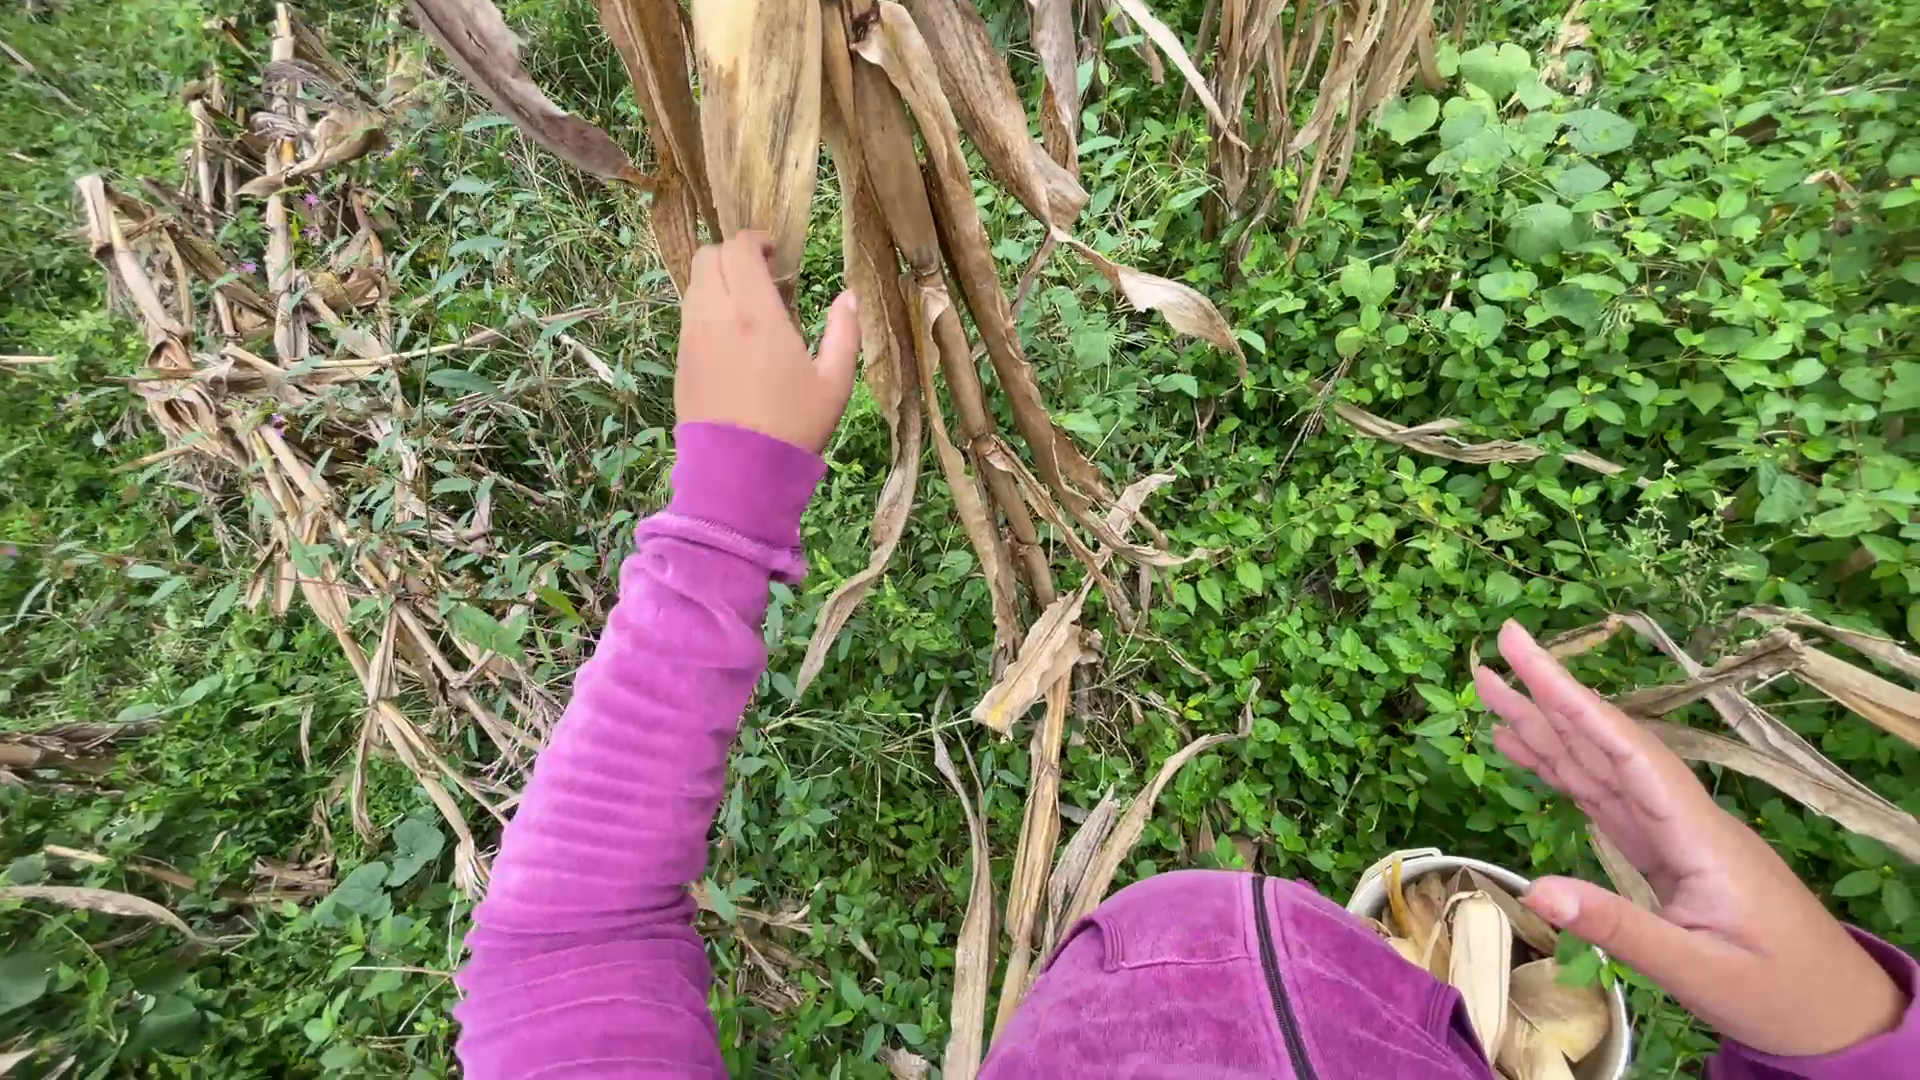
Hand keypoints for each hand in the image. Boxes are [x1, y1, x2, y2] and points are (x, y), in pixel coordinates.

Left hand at [675, 231, 859, 452]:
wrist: (741, 472)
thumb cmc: (794, 426)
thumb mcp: (834, 383)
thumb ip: (844, 333)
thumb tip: (849, 297)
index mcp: (756, 315)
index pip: (739, 250)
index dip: (755, 240)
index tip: (774, 252)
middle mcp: (716, 316)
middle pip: (708, 256)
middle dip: (732, 254)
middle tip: (760, 273)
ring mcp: (692, 338)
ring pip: (693, 284)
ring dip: (717, 279)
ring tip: (746, 304)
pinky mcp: (682, 360)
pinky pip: (689, 315)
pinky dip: (707, 307)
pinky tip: (731, 334)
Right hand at [1475, 621, 1906, 1056]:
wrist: (1845, 1022)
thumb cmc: (1783, 997)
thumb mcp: (1700, 973)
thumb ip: (1617, 927)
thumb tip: (1535, 891)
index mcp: (1696, 833)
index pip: (1623, 748)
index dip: (1568, 697)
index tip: (1523, 653)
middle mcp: (1678, 816)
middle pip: (1601, 744)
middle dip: (1546, 695)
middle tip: (1493, 653)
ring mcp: (1665, 829)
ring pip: (1591, 763)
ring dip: (1539, 724)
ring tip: (1490, 689)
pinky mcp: (1654, 846)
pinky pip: (1593, 793)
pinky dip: (1553, 764)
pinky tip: (1519, 745)